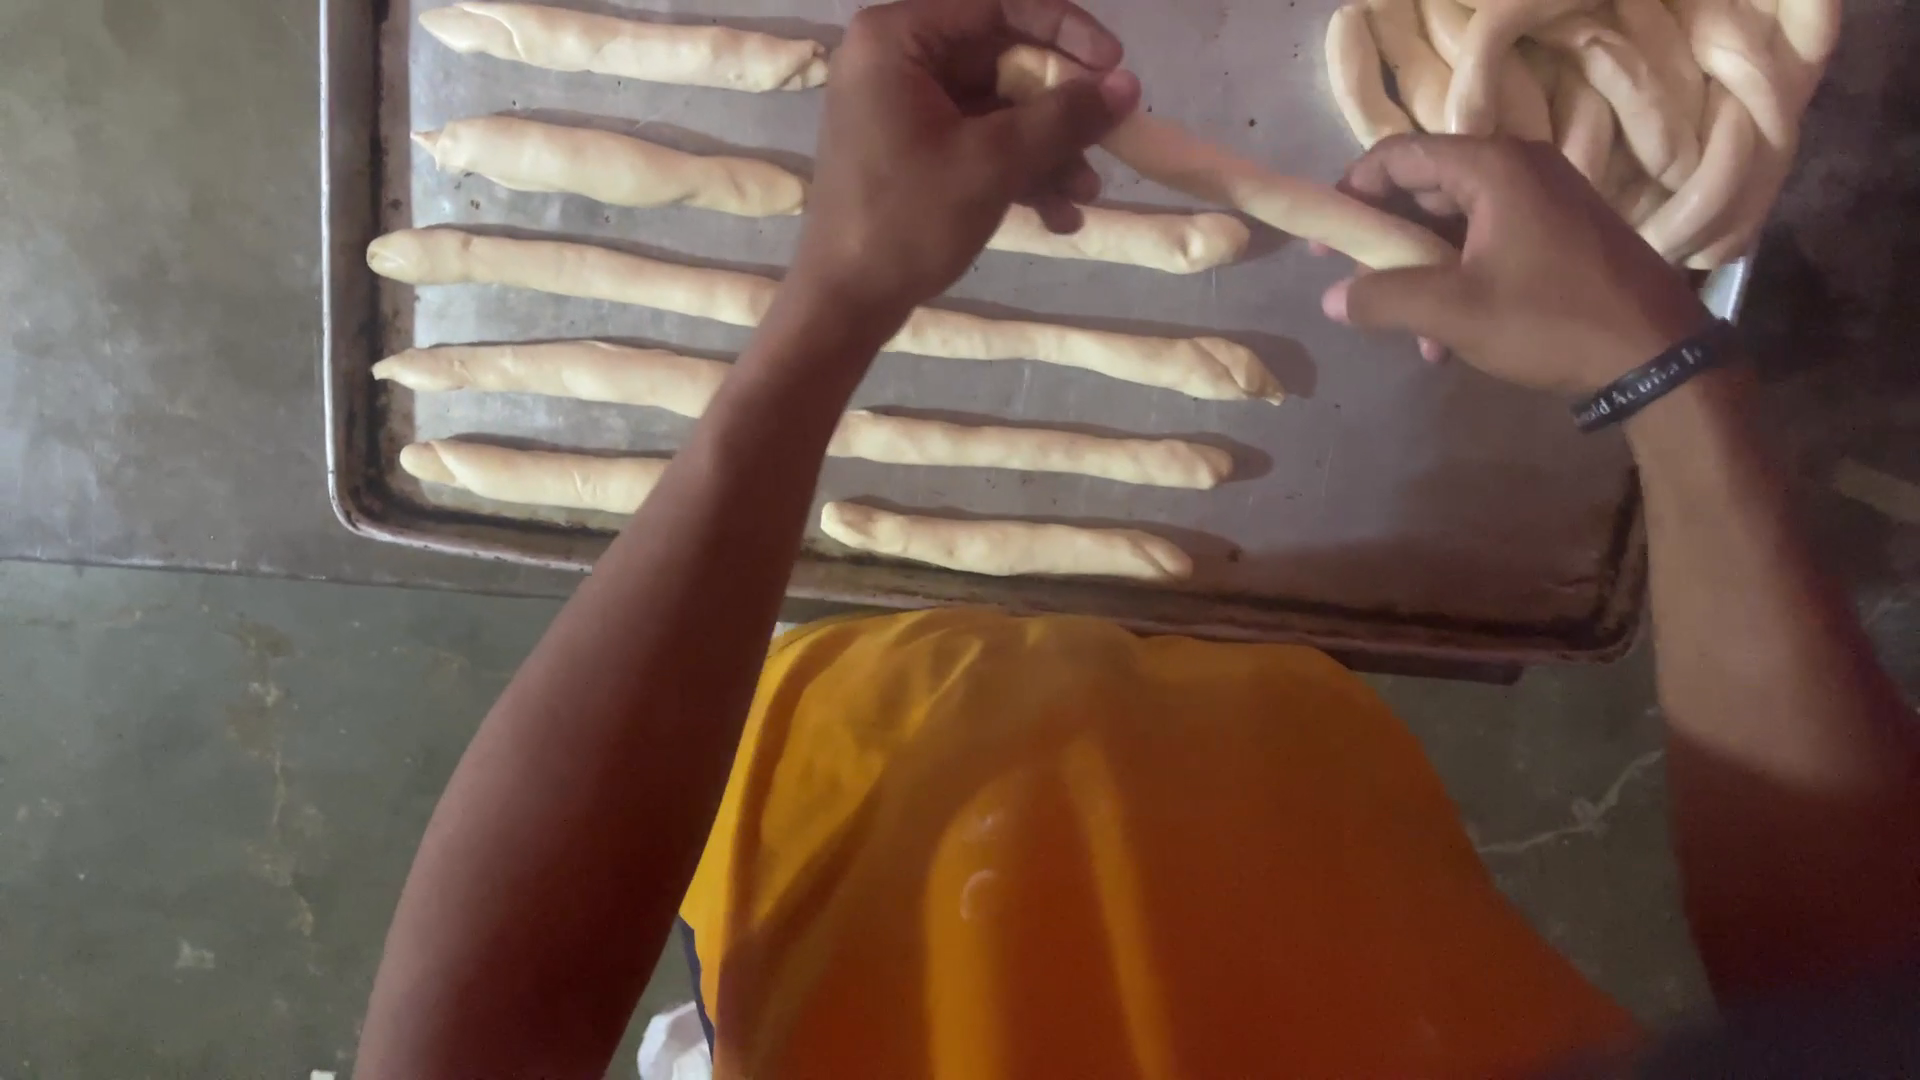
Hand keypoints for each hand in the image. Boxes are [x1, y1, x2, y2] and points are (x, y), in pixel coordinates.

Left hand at [792, 0, 1140, 318]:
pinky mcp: (912, 159)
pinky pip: (975, 149)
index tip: (1113, 66)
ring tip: (1084, 197)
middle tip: (1107, 142)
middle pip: (1000, 65)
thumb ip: (1062, 119)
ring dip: (1045, 154)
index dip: (1063, 30)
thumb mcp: (991, 165)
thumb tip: (1127, 87)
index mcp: (898, 40)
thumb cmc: (908, 223)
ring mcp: (903, 115)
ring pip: (994, 115)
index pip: (998, 5)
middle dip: (1057, 114)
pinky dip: (1015, 177)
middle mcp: (897, 65)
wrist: (846, 304)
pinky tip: (1057, 217)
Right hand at [1321, 135, 1712, 396]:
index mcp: (1493, 169)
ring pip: (1446, 223)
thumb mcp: (1450, 312)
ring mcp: (1538, 202)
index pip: (1399, 155)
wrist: (1651, 355)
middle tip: (1350, 281)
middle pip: (1422, 188)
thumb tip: (1330, 298)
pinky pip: (1477, 244)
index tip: (1325, 237)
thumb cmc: (1547, 320)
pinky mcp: (1549, 234)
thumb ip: (1381, 298)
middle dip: (1380, 239)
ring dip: (1412, 271)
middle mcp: (1517, 170)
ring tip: (1394, 321)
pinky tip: (1438, 336)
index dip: (1352, 192)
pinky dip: (1448, 280)